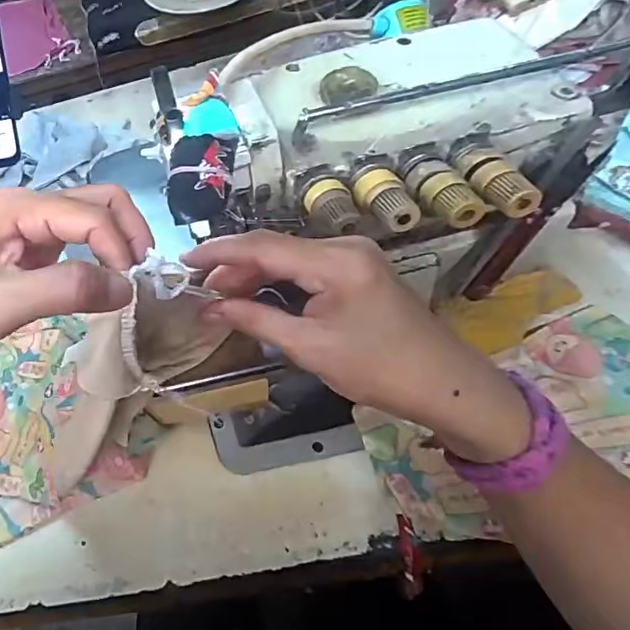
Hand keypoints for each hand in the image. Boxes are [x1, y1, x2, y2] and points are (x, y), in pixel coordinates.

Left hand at [0, 185, 153, 378]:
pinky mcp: (31, 247)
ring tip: (128, 278)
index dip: (116, 247)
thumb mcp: (7, 302)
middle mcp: (28, 205)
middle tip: (140, 273)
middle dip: (127, 232)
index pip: (89, 214)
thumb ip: (68, 289)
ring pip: (92, 217)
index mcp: (19, 206)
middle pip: (99, 201)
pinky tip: (103, 281)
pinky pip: (77, 240)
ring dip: (117, 241)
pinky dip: (99, 255)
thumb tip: (127, 287)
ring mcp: (29, 225)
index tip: (127, 289)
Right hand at [183, 231, 531, 462]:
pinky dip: (278, 279)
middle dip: (234, 265)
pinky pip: (307, 266)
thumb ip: (255, 320)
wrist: (444, 384)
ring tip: (219, 293)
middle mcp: (344, 246)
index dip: (219, 252)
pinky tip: (255, 294)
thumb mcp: (309, 347)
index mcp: (335, 260)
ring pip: (289, 255)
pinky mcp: (358, 269)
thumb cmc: (377, 369)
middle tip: (199, 288)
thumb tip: (211, 307)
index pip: (263, 245)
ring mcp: (354, 255)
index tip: (184, 262)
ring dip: (254, 273)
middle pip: (275, 247)